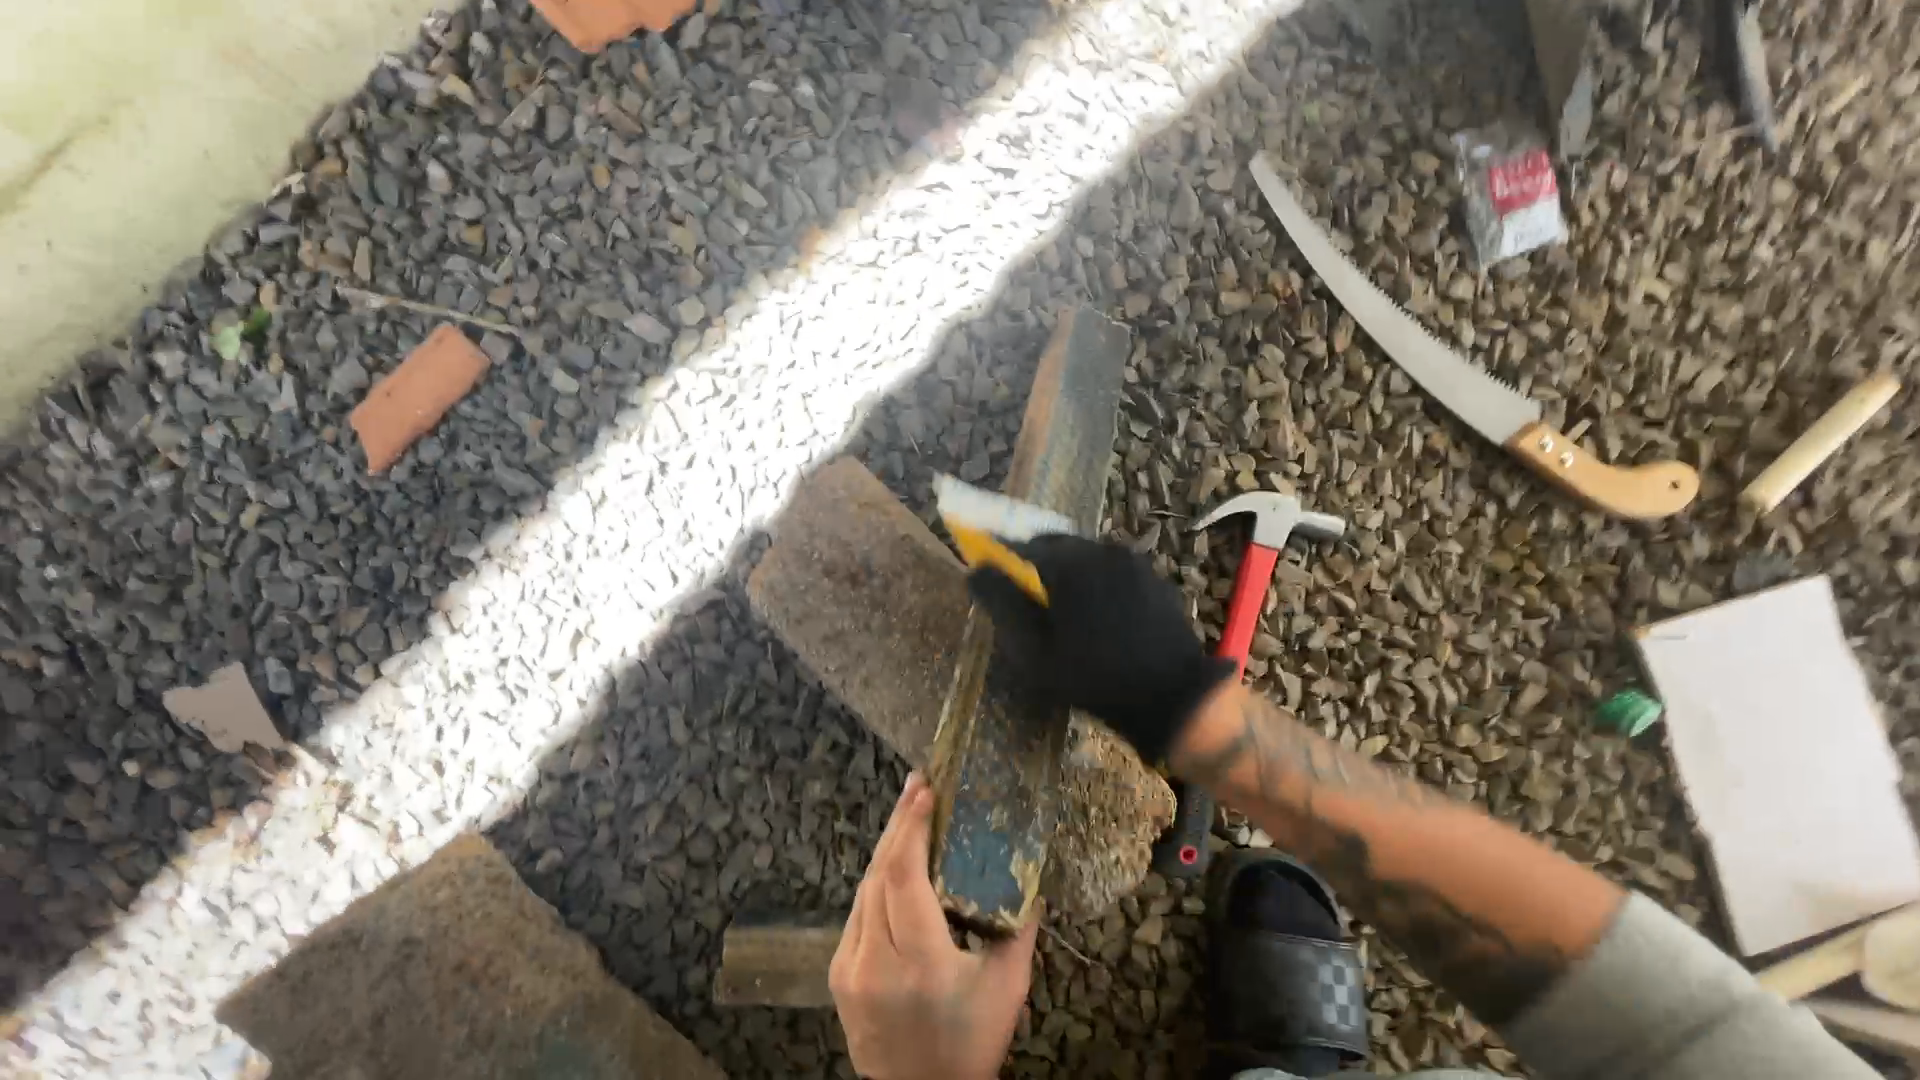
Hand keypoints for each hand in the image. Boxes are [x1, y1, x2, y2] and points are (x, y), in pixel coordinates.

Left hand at [831, 773, 1040, 1079]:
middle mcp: (874, 961)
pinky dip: (877, 879)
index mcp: (920, 962)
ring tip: (909, 811)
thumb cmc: (971, 1041)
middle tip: (917, 784)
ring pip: (864, 888)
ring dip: (886, 847)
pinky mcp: (837, 975)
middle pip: (879, 873)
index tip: (925, 789)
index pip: (904, 876)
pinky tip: (893, 858)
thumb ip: (1020, 926)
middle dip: (898, 823)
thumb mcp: (1008, 987)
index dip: (911, 827)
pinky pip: (857, 911)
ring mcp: (848, 968)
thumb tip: (1029, 870)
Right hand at [966, 534, 1233, 762]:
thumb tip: (976, 569)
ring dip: (1070, 575)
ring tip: (1067, 613)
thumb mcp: (1034, 653)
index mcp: (1070, 563)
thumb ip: (1002, 605)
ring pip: (1087, 557)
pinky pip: (1114, 571)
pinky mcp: (1155, 578)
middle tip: (1031, 602)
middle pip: (1057, 546)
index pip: (1021, 546)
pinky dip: (1098, 584)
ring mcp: (1134, 562)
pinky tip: (1100, 618)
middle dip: (1038, 567)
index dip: (1004, 562)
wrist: (1175, 698)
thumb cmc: (1094, 678)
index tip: (995, 581)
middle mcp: (1103, 549)